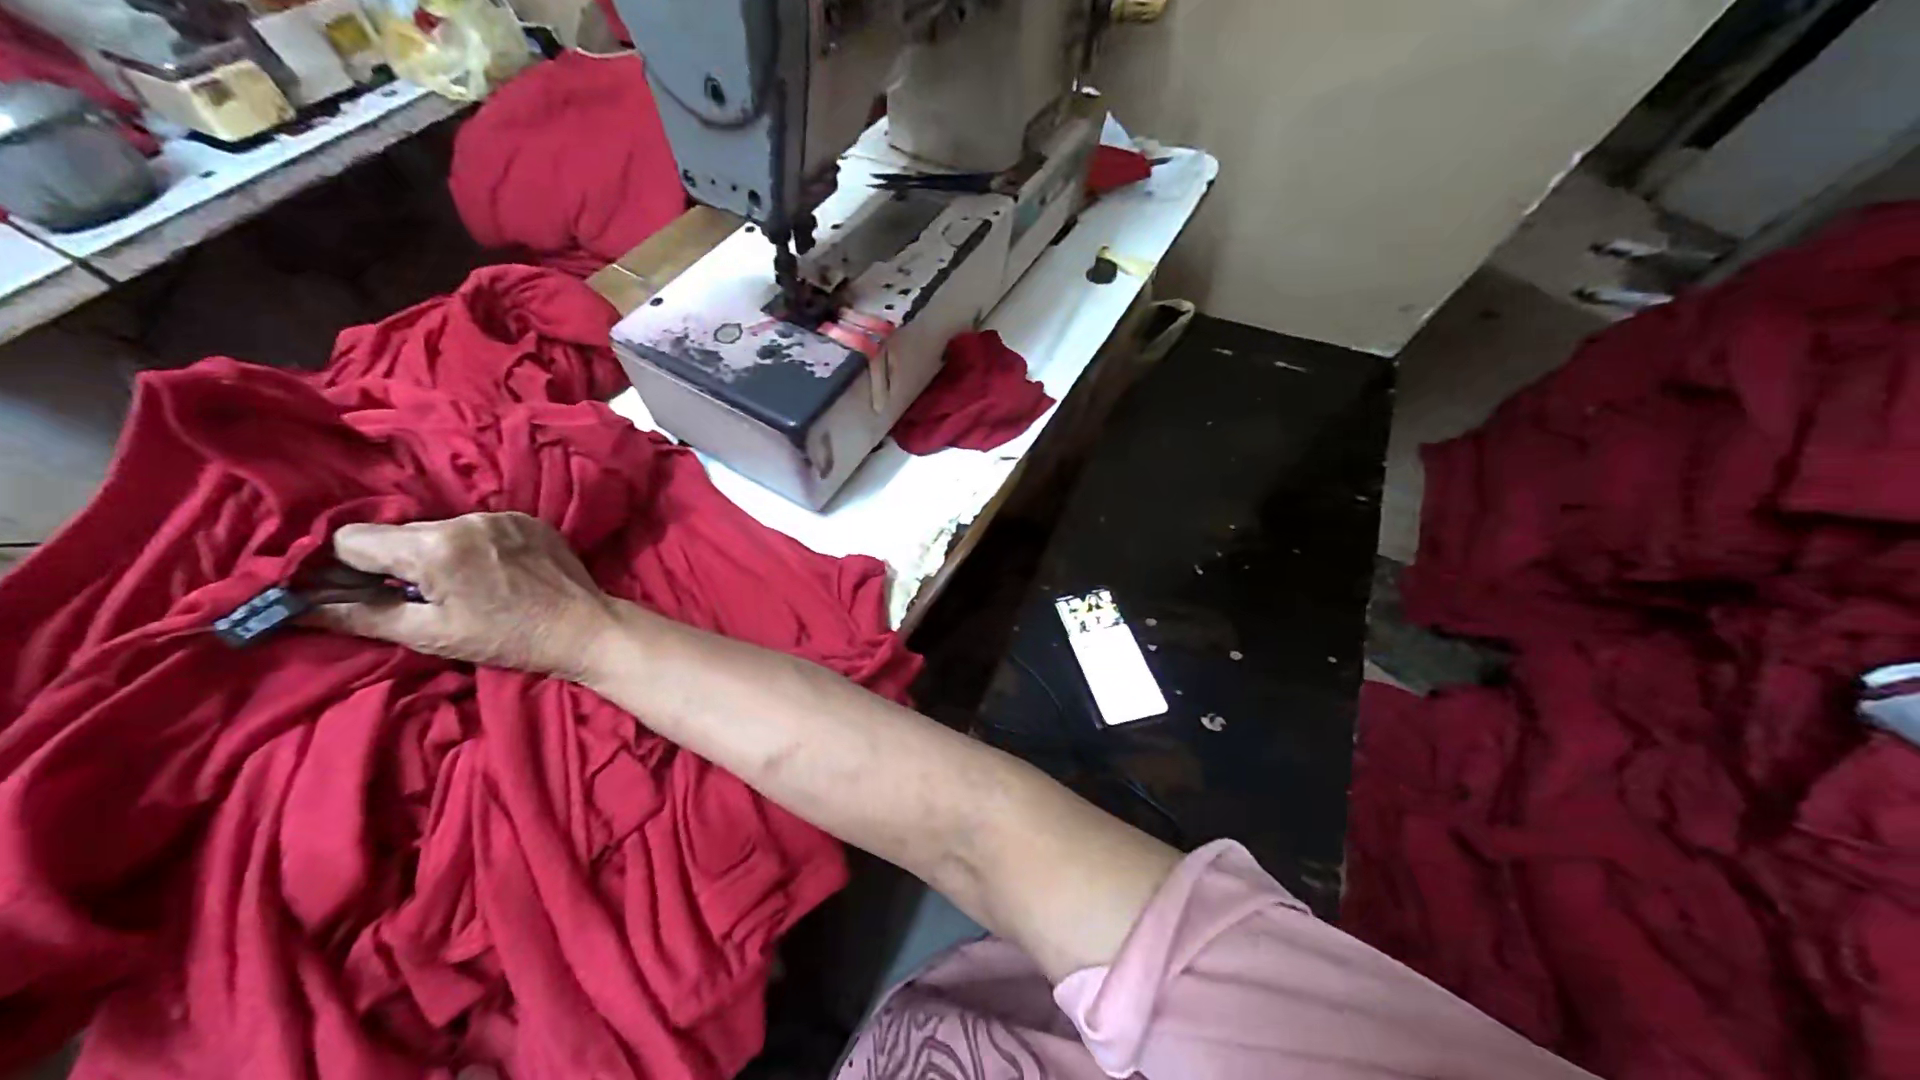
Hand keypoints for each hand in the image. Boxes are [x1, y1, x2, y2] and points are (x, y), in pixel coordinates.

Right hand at [310, 513, 625, 681]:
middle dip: (392, 562)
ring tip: (461, 589)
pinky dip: (474, 548)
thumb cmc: (508, 638)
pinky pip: (480, 529)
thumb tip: (296, 609)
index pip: (353, 539)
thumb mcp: (430, 634)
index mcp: (434, 546)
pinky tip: (493, 575)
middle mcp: (466, 520)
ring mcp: (502, 517)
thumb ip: (361, 615)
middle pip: (399, 534)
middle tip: (413, 596)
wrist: (584, 627)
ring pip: (440, 530)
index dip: (341, 566)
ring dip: (436, 555)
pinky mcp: (528, 520)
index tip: (351, 590)